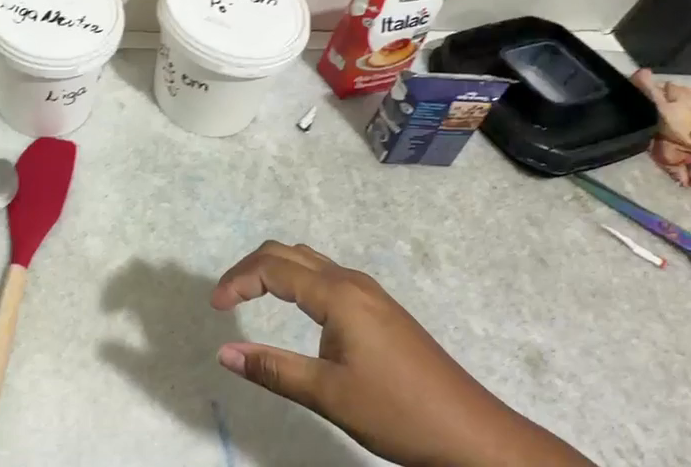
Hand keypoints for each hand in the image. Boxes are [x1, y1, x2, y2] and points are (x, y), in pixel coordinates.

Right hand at [212, 242, 591, 466]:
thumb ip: (273, 370)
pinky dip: (297, 279)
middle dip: (250, 267)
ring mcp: (371, 295)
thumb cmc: (399, 413)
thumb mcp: (329, 396)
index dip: (237, 281)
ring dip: (274, 269)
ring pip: (310, 261)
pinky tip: (296, 307)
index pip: (272, 268)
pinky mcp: (382, 311)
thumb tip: (223, 352)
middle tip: (225, 296)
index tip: (214, 306)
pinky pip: (327, 276)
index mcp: (338, 295)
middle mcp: (352, 283)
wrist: (476, 437)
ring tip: (251, 296)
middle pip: (288, 253)